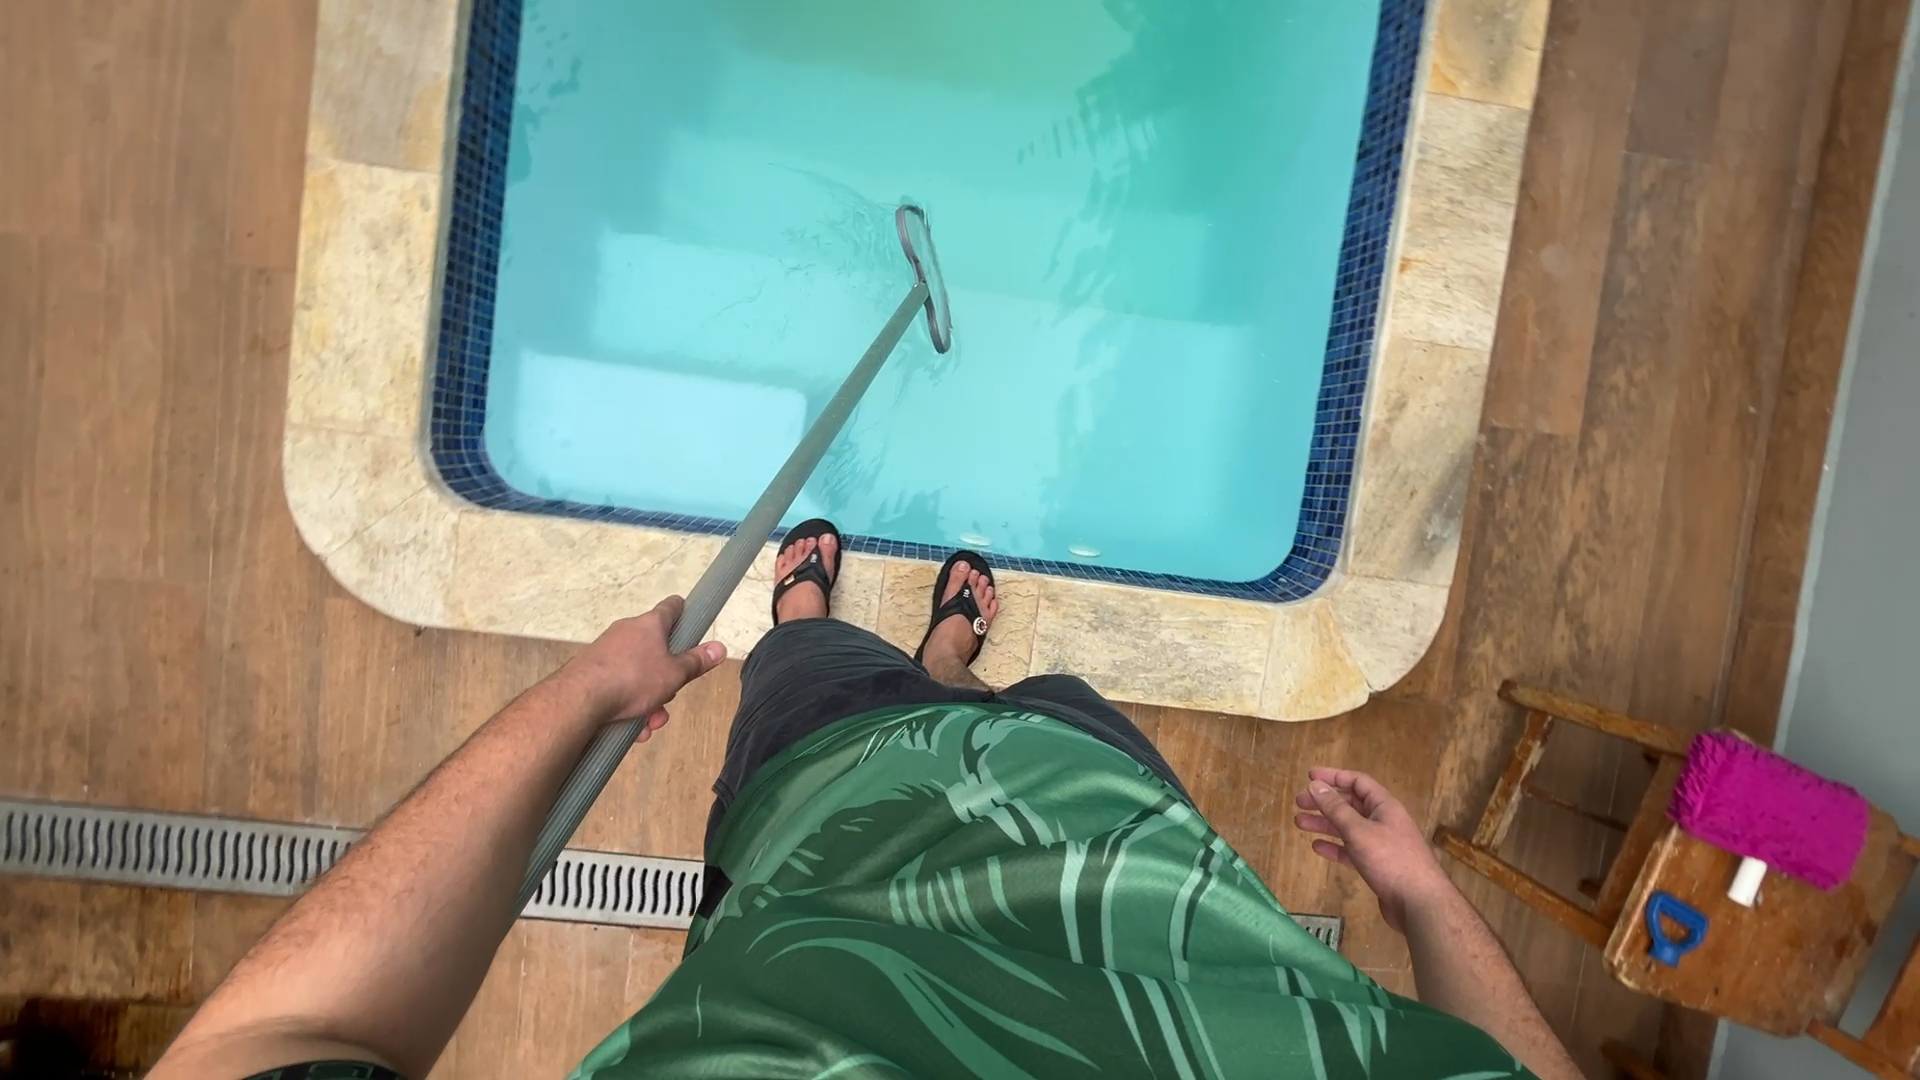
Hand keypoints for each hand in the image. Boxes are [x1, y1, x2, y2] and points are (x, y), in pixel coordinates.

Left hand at [558, 596, 726, 740]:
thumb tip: (720, 647)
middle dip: (666, 678)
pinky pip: (617, 686)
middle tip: (669, 698)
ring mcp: (605, 651)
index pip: (672, 607)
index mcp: (650, 625)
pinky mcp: (589, 671)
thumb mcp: (674, 674)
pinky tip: (631, 729)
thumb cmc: (633, 679)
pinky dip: (627, 705)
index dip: (685, 613)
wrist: (577, 701)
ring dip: (648, 698)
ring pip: (637, 673)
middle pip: (655, 649)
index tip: (692, 624)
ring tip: (649, 724)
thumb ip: (697, 662)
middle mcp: (626, 632)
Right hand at [1294, 768, 1454, 933]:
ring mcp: (1382, 845)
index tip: (1310, 776)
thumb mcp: (1359, 830)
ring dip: (1325, 824)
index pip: (1357, 782)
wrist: (1421, 906)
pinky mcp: (1379, 866)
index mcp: (1385, 807)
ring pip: (1348, 828)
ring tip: (1300, 823)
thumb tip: (1315, 784)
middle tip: (1299, 802)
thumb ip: (1335, 807)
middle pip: (1350, 805)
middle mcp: (1384, 822)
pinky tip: (1317, 847)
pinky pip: (1352, 850)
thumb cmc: (1391, 860)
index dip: (1334, 776)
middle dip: (1324, 802)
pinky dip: (1335, 847)